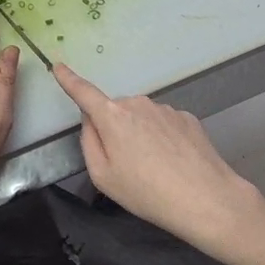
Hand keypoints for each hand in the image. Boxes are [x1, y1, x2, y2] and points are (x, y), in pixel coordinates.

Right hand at [53, 64, 264, 252]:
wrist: (206, 199)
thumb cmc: (146, 192)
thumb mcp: (102, 176)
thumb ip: (89, 143)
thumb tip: (91, 122)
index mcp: (112, 116)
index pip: (84, 92)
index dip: (69, 79)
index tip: (58, 66)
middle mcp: (137, 104)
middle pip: (115, 111)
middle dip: (115, 130)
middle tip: (126, 165)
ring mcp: (165, 109)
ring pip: (141, 118)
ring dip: (141, 135)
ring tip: (155, 169)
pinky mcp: (187, 118)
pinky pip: (164, 124)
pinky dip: (163, 139)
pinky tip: (175, 163)